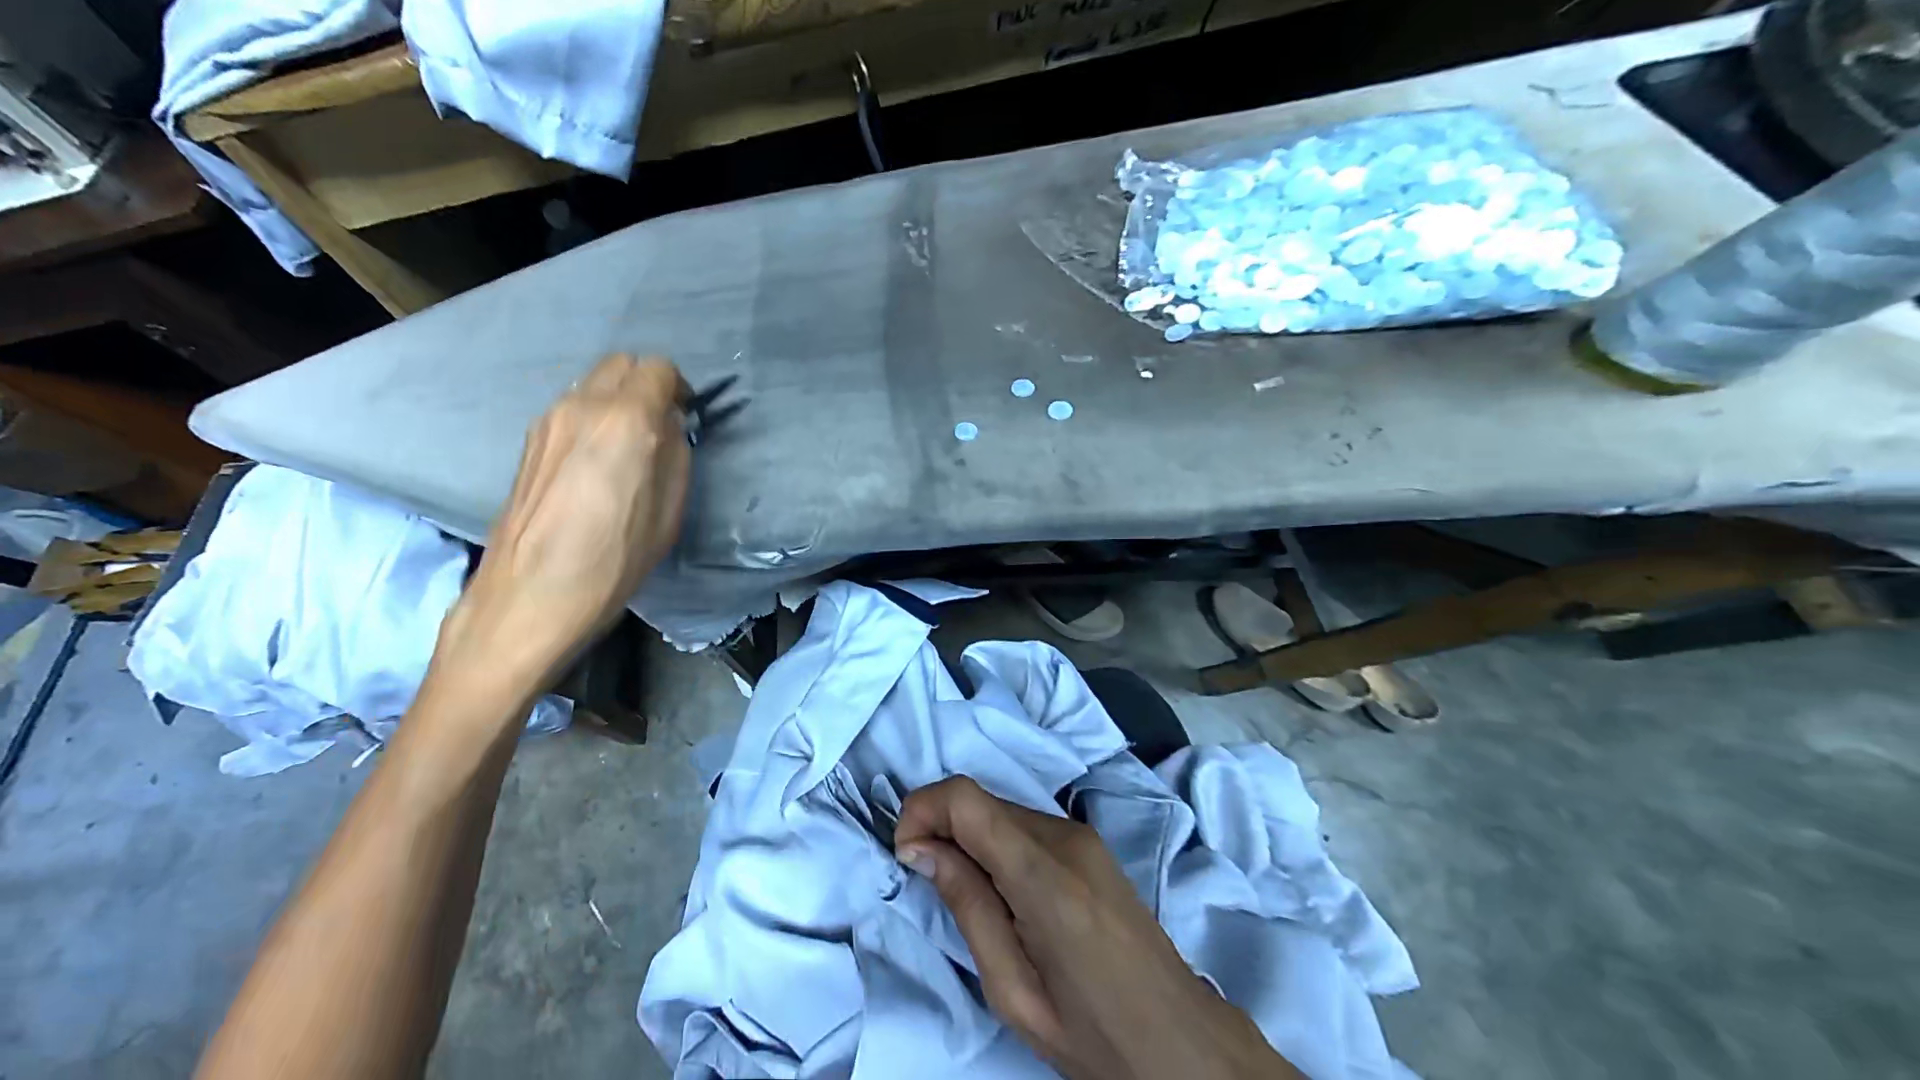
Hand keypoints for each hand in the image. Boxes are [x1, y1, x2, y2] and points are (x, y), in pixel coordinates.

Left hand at [429, 354, 690, 709]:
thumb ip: (675, 455)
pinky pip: (572, 406)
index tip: (686, 418)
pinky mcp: (529, 440)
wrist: (531, 595)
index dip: (680, 389)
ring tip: (628, 444)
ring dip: (617, 399)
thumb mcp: (669, 511)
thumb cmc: (615, 559)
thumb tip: (668, 427)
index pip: (659, 370)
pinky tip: (597, 459)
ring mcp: (548, 420)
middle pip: (622, 364)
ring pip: (593, 382)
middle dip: (647, 384)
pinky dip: (593, 415)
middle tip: (660, 425)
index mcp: (626, 420)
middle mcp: (583, 406)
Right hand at [894, 777, 1299, 1079]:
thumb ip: (967, 906)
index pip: (966, 799)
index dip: (922, 810)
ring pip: (1000, 809)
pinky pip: (1024, 824)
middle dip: (940, 828)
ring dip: (968, 837)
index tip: (907, 856)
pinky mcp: (1089, 841)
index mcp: (1045, 876)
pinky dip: (996, 843)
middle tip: (929, 882)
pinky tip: (1003, 892)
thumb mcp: (1013, 991)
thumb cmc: (1091, 1031)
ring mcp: (1082, 834)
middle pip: (980, 800)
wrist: (1178, 1036)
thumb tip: (920, 848)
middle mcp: (1065, 836)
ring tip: (970, 897)